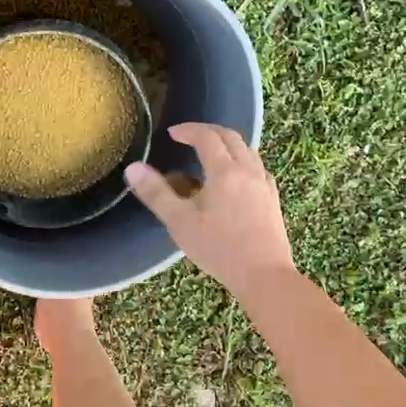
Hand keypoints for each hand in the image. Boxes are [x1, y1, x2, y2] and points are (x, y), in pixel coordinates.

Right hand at [125, 123, 297, 299]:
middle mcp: (248, 170)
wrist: (264, 275)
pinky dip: (241, 160)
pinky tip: (233, 179)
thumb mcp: (180, 222)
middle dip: (208, 131)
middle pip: (231, 137)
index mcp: (225, 172)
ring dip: (226, 144)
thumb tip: (133, 168)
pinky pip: (256, 167)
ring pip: (247, 150)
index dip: (188, 130)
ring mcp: (264, 184)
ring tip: (209, 155)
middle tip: (189, 136)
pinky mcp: (272, 199)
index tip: (171, 133)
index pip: (207, 137)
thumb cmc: (218, 248)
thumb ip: (156, 193)